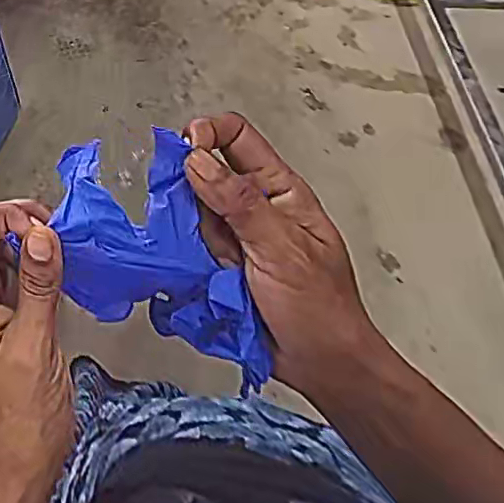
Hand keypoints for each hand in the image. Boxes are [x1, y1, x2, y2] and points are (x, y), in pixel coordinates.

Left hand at [0, 200, 72, 494]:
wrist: (28, 461)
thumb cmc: (21, 415)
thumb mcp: (32, 345)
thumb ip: (36, 287)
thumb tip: (41, 235)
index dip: (6, 217)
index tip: (42, 223)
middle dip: (24, 222)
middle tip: (60, 228)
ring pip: (13, 251)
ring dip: (38, 240)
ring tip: (66, 240)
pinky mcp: (20, 311)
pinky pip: (29, 273)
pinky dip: (47, 263)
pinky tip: (65, 262)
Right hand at [182, 113, 383, 396]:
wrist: (322, 369)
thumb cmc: (322, 311)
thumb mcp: (284, 250)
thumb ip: (239, 203)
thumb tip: (196, 159)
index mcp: (277, 189)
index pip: (234, 135)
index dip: (207, 133)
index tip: (185, 152)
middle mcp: (249, 202)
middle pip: (200, 168)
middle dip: (190, 190)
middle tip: (201, 220)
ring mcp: (228, 229)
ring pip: (186, 204)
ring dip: (188, 227)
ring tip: (216, 258)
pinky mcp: (210, 253)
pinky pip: (181, 236)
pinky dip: (180, 248)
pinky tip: (202, 268)